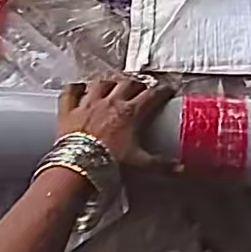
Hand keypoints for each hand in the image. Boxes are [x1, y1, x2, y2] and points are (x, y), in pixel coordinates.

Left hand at [57, 77, 177, 168]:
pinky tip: (79, 87)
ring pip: (101, 83)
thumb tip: (180, 169)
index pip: (152, 94)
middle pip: (128, 83)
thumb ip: (161, 165)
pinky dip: (75, 88)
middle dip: (137, 83)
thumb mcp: (139, 163)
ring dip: (110, 82)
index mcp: (130, 112)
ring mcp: (88, 103)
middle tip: (142, 88)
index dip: (162, 90)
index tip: (168, 89)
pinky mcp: (69, 110)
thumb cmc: (110, 163)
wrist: (78, 166)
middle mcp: (111, 102)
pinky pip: (70, 92)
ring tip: (114, 85)